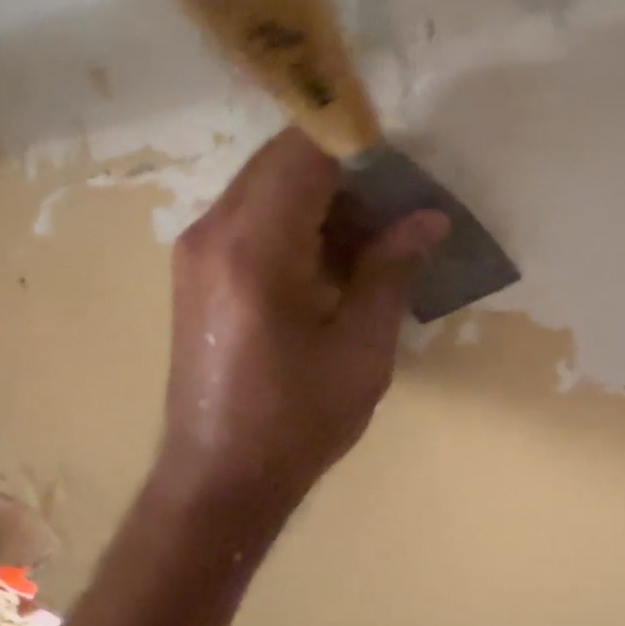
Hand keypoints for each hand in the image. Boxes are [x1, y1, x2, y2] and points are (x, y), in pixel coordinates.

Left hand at [160, 128, 449, 501]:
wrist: (220, 477)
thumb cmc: (297, 422)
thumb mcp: (361, 351)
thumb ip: (390, 272)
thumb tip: (429, 218)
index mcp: (254, 248)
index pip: (305, 151)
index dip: (360, 148)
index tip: (406, 176)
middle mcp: (213, 231)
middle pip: (282, 161)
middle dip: (345, 175)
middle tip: (397, 216)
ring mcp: (196, 249)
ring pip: (265, 186)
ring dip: (321, 201)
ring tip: (372, 248)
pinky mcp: (196, 271)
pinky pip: (249, 219)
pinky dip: (294, 225)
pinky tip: (330, 269)